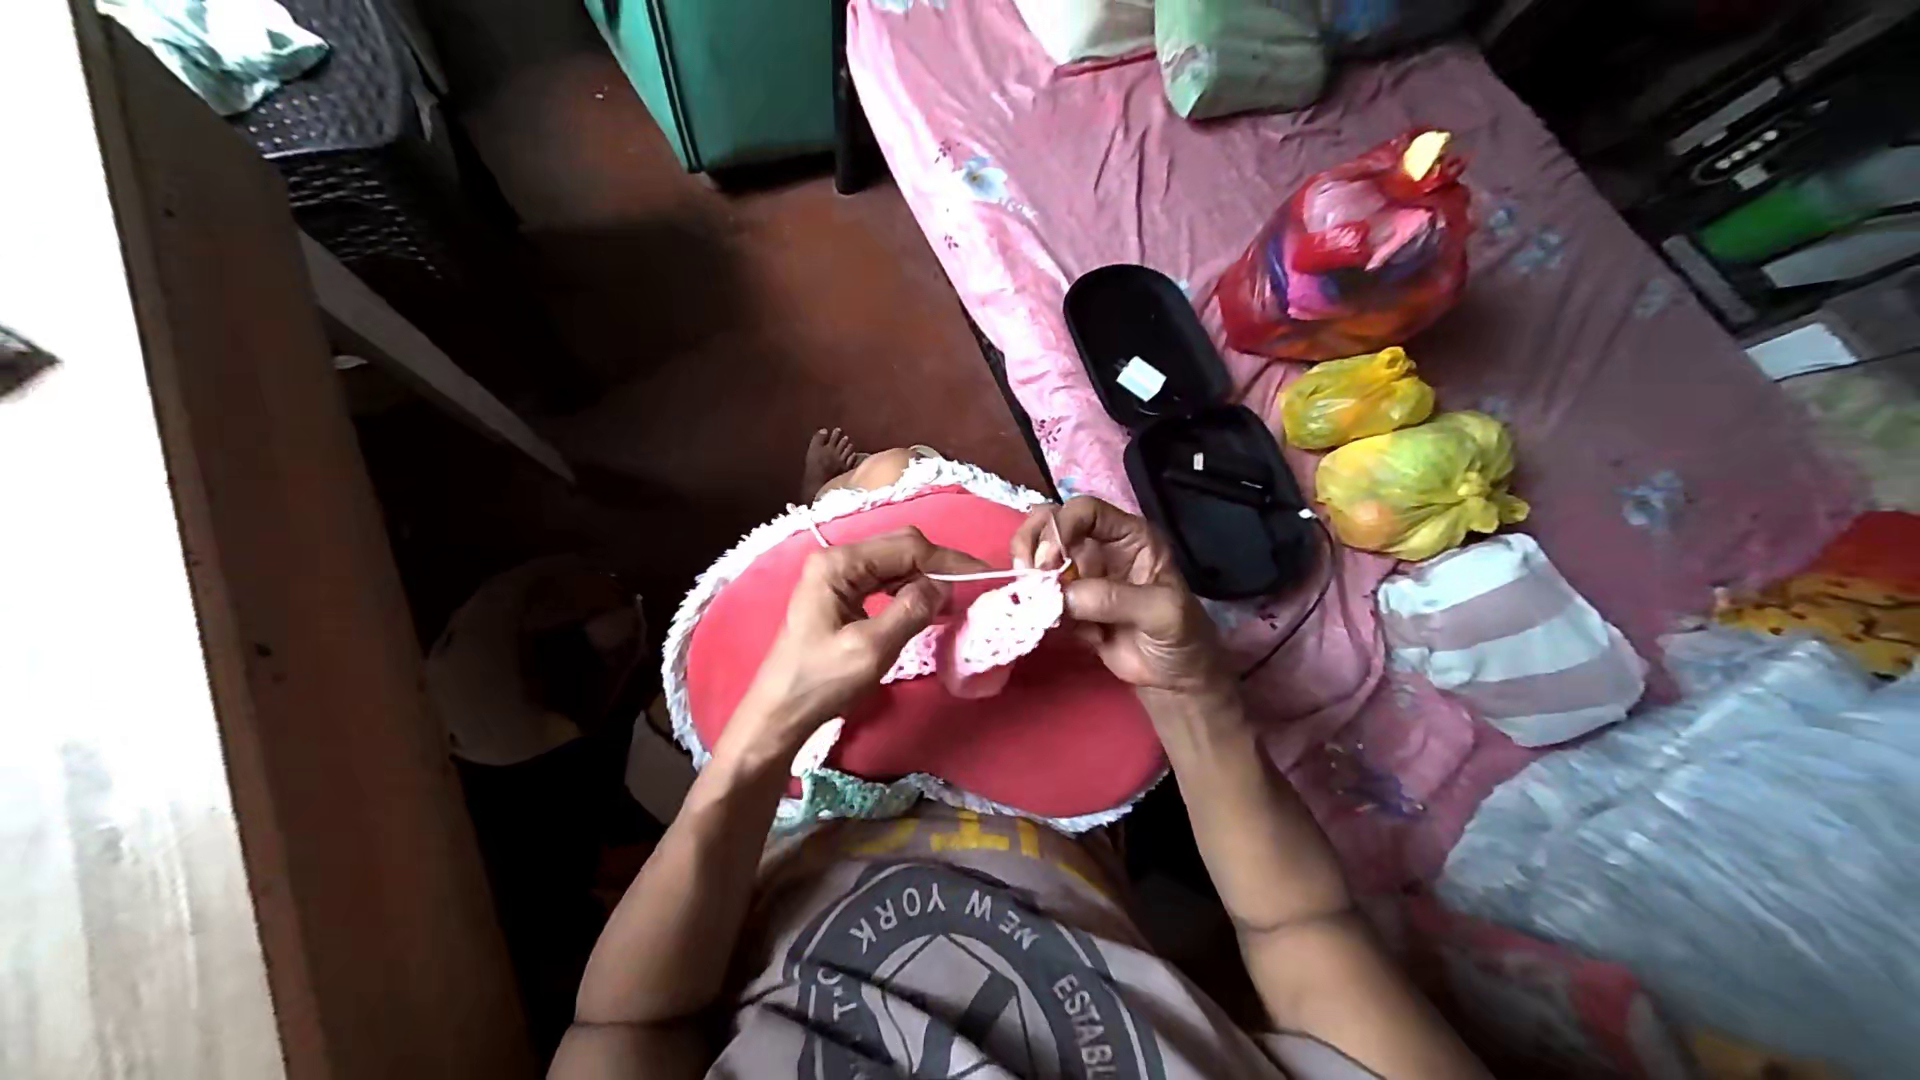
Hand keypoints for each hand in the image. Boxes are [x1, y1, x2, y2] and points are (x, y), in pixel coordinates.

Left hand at [719, 528, 987, 768]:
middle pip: (901, 547)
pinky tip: (927, 606)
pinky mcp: (842, 593)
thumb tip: (943, 586)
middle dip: (939, 565)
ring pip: (896, 563)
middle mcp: (838, 559)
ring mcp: (838, 575)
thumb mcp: (872, 649)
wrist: (781, 711)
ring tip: (954, 600)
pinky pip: (885, 580)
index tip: (982, 575)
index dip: (947, 561)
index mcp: (839, 564)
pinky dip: (910, 589)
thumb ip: (911, 611)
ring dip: (926, 577)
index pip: (907, 547)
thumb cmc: (821, 681)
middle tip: (972, 587)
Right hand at [1010, 496, 1229, 695]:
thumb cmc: (1181, 636)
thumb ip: (1115, 598)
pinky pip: (1037, 593)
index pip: (1085, 511)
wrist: (1174, 678)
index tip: (1049, 560)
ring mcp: (1080, 574)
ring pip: (1037, 554)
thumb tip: (1063, 594)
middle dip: (1032, 542)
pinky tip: (1052, 624)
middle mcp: (1099, 547)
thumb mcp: (1162, 612)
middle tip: (1028, 573)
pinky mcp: (1066, 603)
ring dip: (1026, 572)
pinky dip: (1032, 604)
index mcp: (1129, 536)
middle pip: (1050, 522)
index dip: (1061, 527)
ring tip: (1030, 596)